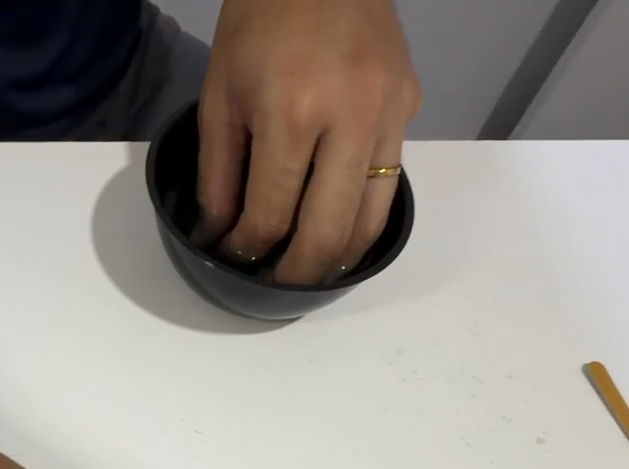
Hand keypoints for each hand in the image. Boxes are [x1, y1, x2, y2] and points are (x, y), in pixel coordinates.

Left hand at [196, 0, 420, 285]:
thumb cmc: (260, 19)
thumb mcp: (220, 96)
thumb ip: (218, 176)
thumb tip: (219, 235)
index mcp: (292, 112)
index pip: (269, 216)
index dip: (245, 250)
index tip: (232, 255)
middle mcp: (350, 119)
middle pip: (325, 234)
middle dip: (293, 274)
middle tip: (273, 281)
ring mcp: (389, 115)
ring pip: (367, 222)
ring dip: (334, 261)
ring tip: (307, 272)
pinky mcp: (410, 110)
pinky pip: (388, 187)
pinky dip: (361, 224)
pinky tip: (338, 235)